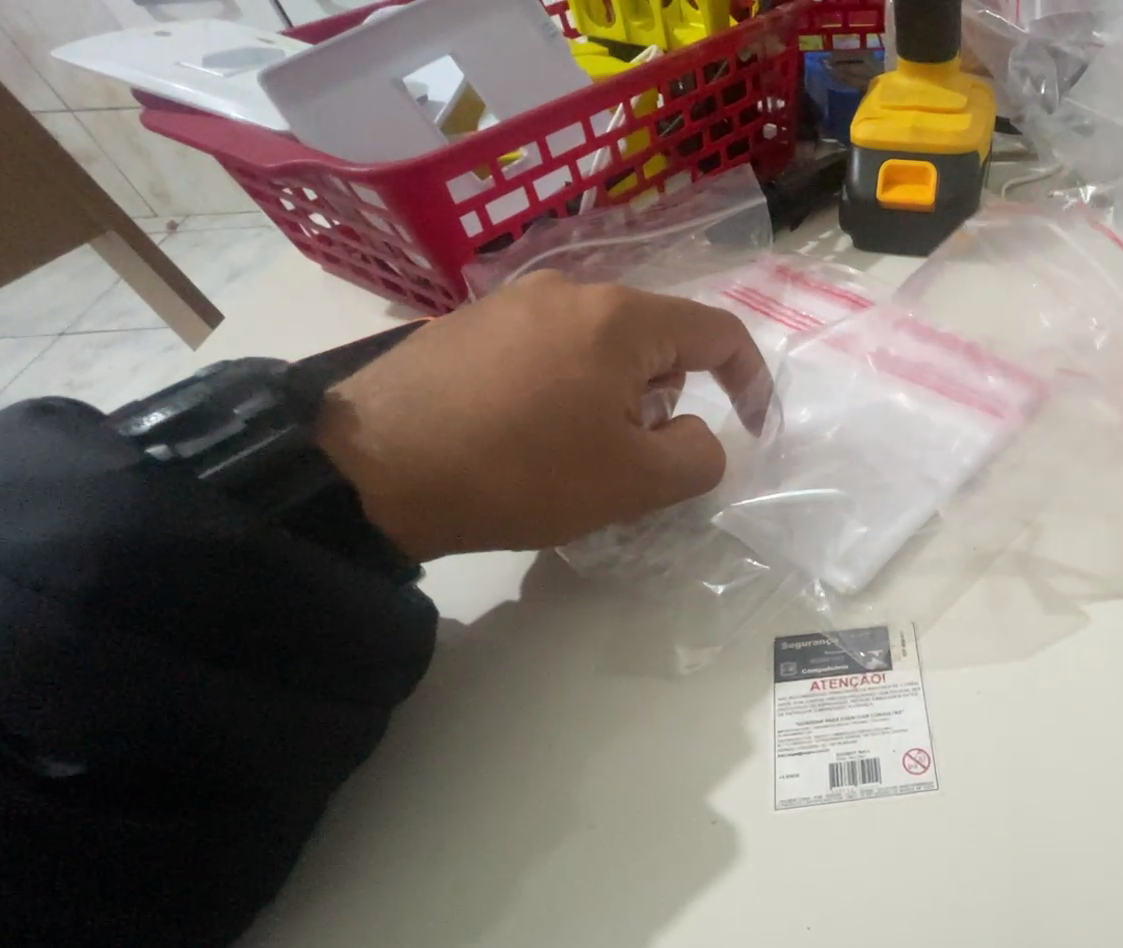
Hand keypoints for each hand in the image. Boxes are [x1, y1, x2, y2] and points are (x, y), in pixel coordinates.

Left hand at [316, 273, 769, 561]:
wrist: (369, 470)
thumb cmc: (522, 473)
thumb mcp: (636, 482)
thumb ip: (700, 456)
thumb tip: (696, 433)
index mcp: (622, 319)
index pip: (720, 333)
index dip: (752, 381)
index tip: (754, 429)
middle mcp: (571, 291)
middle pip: (660, 341)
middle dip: (671, 399)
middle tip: (640, 457)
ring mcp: (513, 301)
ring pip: (605, 347)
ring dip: (619, 397)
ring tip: (579, 451)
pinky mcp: (470, 324)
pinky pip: (552, 351)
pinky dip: (569, 390)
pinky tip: (530, 434)